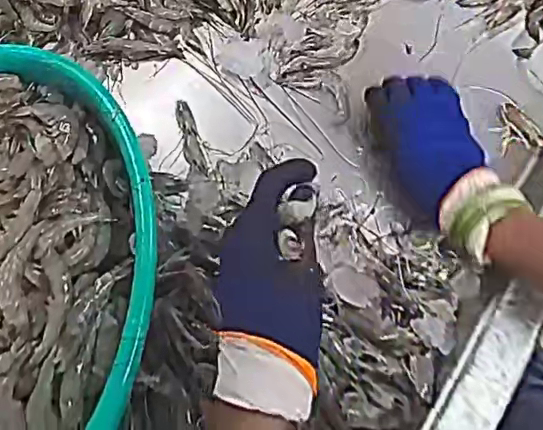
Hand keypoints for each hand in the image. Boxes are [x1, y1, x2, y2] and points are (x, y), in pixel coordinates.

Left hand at [212, 160, 321, 421]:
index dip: (292, 173)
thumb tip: (305, 213)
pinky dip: (272, 237)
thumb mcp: (305, 275)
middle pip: (261, 204)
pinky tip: (291, 249)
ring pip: (258, 225)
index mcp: (250, 232)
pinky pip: (254, 243)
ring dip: (280, 219)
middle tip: (311, 198)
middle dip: (287, 197)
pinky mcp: (233, 276)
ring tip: (306, 225)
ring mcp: (231, 259)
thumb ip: (304, 237)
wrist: (259, 371)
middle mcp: (235, 240)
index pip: (269, 186)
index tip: (310, 171)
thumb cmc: (284, 321)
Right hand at [363, 76, 487, 220]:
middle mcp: (409, 104)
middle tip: (393, 99)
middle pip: (396, 83)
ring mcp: (431, 102)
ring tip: (414, 96)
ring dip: (413, 87)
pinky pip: (440, 86)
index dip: (375, 100)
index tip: (376, 103)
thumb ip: (387, 137)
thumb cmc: (423, 182)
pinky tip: (433, 95)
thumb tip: (388, 133)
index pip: (375, 95)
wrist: (456, 187)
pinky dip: (434, 88)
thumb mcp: (391, 161)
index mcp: (389, 117)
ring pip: (417, 81)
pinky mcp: (452, 105)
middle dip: (393, 90)